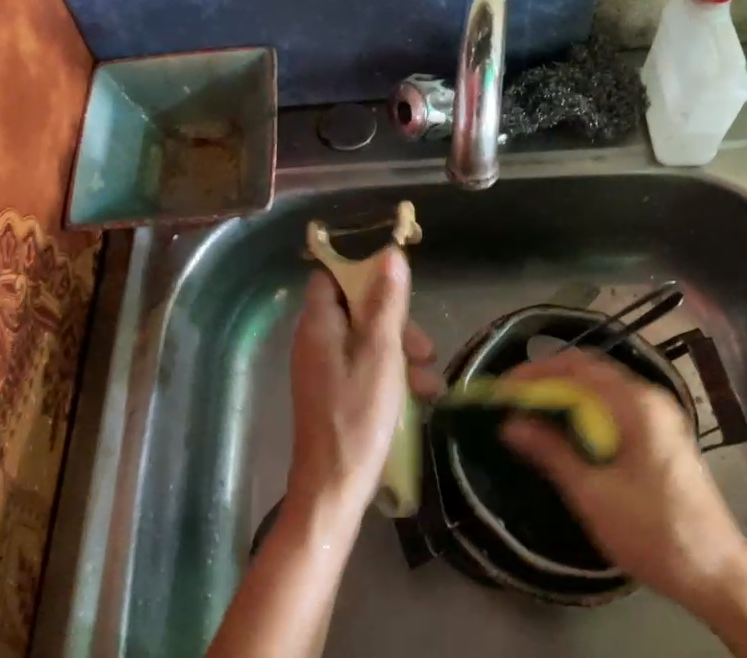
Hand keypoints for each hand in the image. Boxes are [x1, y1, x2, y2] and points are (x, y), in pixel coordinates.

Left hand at [286, 251, 441, 520]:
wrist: (332, 490)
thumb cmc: (357, 419)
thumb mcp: (381, 356)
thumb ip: (386, 305)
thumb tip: (390, 255)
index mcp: (318, 326)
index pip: (331, 277)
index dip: (363, 274)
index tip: (400, 286)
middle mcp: (314, 343)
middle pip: (356, 310)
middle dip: (396, 323)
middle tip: (425, 348)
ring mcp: (323, 371)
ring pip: (365, 342)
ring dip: (401, 354)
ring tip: (431, 382)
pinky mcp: (333, 395)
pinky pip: (363, 369)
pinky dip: (391, 376)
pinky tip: (420, 398)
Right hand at [501, 348, 746, 618]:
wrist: (716, 572)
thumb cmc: (653, 533)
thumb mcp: (593, 495)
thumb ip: (551, 452)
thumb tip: (511, 424)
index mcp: (635, 405)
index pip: (574, 368)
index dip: (532, 374)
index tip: (501, 389)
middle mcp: (650, 397)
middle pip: (589, 369)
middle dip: (546, 378)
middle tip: (511, 398)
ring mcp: (659, 414)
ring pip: (602, 385)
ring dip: (564, 392)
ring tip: (530, 412)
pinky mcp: (661, 433)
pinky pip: (614, 403)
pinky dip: (585, 407)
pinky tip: (566, 430)